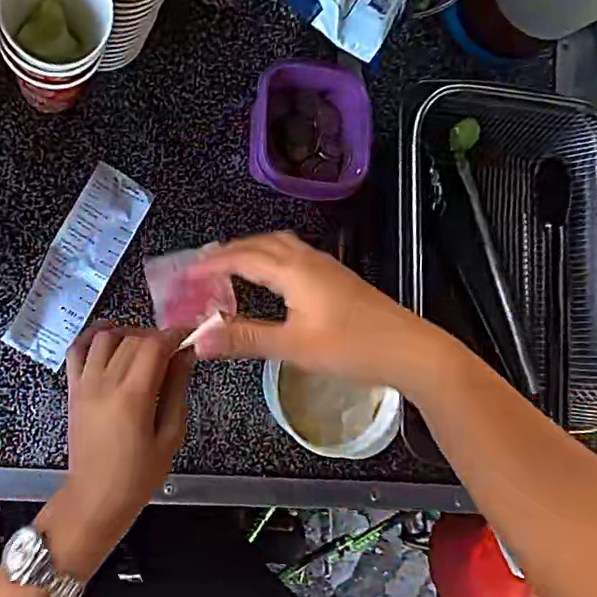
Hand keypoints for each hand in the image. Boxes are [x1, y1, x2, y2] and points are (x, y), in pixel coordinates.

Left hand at [44, 324, 193, 573]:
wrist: (95, 495)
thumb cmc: (137, 475)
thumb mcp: (169, 436)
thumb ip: (176, 390)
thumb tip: (184, 356)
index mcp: (133, 396)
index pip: (154, 345)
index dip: (174, 334)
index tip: (189, 336)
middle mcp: (105, 383)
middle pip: (131, 339)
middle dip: (155, 337)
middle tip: (172, 349)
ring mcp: (84, 383)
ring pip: (104, 338)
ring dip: (126, 334)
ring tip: (143, 346)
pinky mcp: (72, 389)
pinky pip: (77, 351)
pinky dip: (91, 338)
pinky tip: (108, 338)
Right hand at [186, 231, 454, 392]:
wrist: (413, 352)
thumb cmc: (354, 348)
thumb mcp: (293, 347)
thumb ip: (245, 339)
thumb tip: (200, 340)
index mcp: (294, 271)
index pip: (241, 258)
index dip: (209, 265)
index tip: (182, 274)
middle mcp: (307, 261)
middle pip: (258, 244)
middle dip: (224, 252)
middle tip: (197, 268)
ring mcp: (324, 267)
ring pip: (276, 246)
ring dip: (246, 252)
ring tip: (224, 268)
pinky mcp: (334, 279)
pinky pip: (290, 255)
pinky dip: (265, 259)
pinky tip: (263, 278)